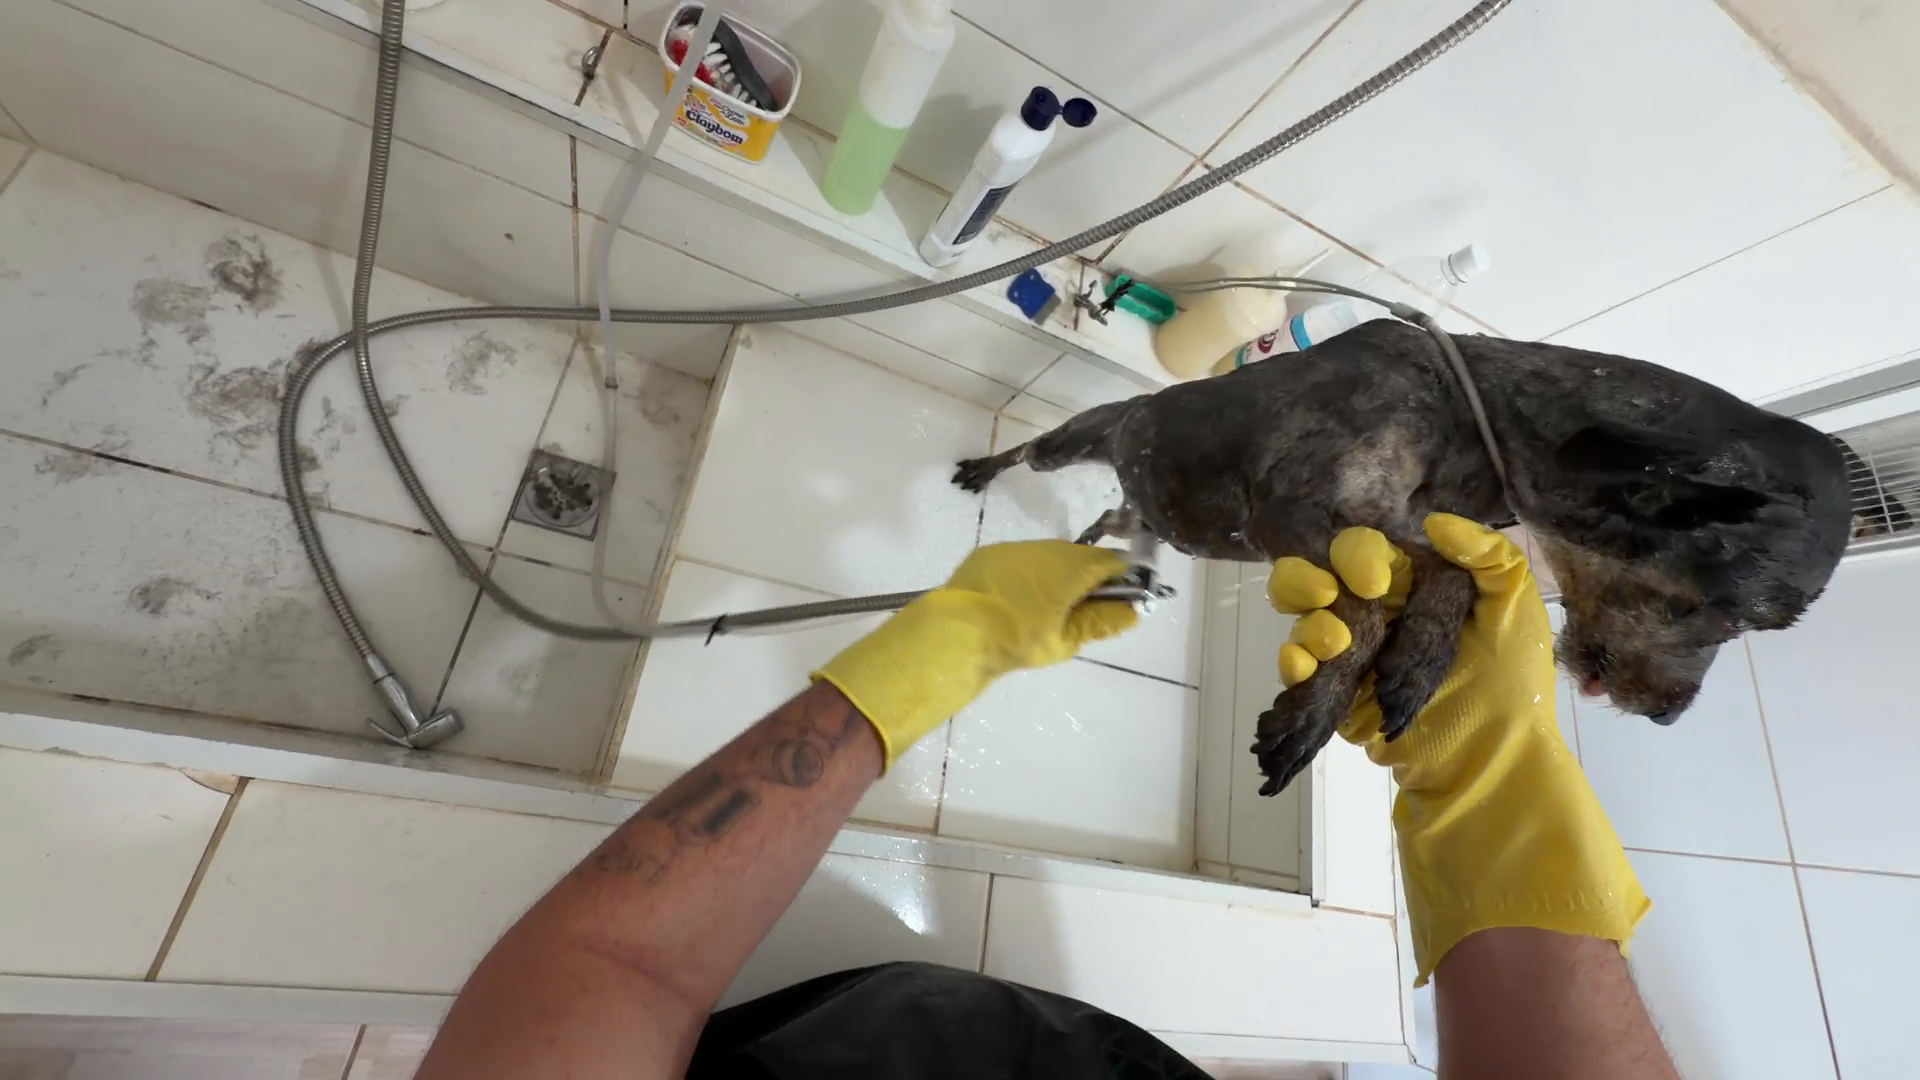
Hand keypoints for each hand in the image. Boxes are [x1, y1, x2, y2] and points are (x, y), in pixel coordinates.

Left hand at [814, 541, 1138, 766]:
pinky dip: (1027, 575)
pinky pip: (1021, 560)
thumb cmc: (1017, 639)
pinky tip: (1017, 601)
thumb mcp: (1066, 640)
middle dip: (1086, 578)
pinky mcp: (989, 553)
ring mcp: (1015, 547)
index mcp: (1070, 567)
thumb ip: (1102, 622)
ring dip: (1056, 575)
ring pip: (1048, 556)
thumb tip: (1133, 611)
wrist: (957, 632)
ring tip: (1046, 609)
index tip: (1120, 600)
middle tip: (1080, 611)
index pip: (1111, 562)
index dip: (1121, 579)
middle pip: (1079, 557)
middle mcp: (1046, 548)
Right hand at [1268, 514, 1648, 984]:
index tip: (1375, 580)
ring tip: (1337, 645)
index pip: (1358, 550)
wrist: (1490, 757)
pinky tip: (1304, 664)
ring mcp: (1345, 650)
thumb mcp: (1517, 613)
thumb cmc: (1508, 682)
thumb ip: (1489, 557)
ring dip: (1307, 623)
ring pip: (1298, 618)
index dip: (1354, 555)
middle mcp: (1366, 611)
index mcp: (1404, 586)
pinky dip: (1291, 661)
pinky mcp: (1330, 688)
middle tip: (1331, 595)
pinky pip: (1294, 666)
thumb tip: (1433, 522)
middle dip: (1306, 579)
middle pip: (1309, 575)